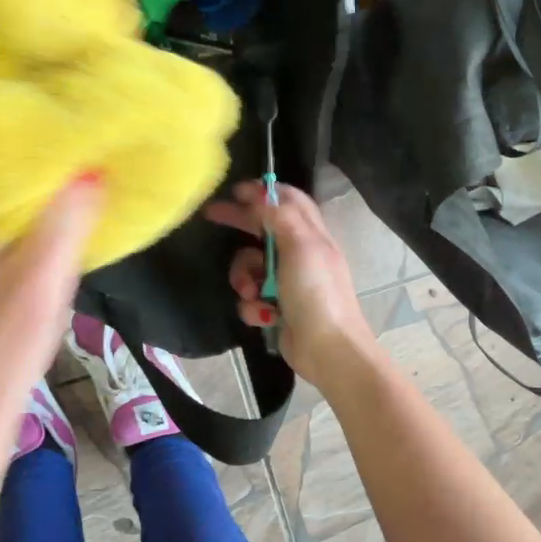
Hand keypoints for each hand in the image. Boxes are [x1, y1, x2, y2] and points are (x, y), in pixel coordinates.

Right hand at [205, 181, 375, 385]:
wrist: (329, 351)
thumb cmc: (316, 293)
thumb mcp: (301, 246)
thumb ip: (279, 215)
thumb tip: (259, 194)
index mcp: (310, 235)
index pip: (288, 200)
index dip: (263, 191)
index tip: (235, 190)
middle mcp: (299, 254)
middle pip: (263, 228)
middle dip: (239, 223)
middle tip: (212, 215)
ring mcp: (287, 282)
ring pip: (250, 265)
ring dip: (243, 277)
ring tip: (251, 292)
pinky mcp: (277, 308)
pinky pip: (252, 297)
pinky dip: (253, 305)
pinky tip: (263, 315)